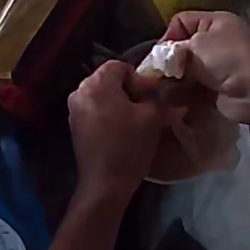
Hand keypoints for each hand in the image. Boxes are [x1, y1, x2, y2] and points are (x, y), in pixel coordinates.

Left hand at [67, 61, 168, 202]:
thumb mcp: (152, 120)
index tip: (152, 97)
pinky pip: (95, 110)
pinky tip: (121, 131)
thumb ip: (161, 102)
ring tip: (136, 121)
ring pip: (102, 96)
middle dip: (129, 90)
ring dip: (119, 103)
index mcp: (97, 84)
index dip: (139, 78)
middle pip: (108, 80)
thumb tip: (176, 101)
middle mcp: (80, 92)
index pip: (120, 66)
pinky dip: (109, 114)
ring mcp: (74, 110)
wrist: (105, 183)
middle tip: (146, 108)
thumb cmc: (129, 146)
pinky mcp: (75, 127)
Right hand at [163, 11, 249, 122]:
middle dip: (168, 64)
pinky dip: (183, 97)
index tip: (159, 55)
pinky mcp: (218, 91)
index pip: (181, 22)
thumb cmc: (229, 59)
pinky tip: (173, 103)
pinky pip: (194, 92)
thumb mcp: (198, 44)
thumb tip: (162, 61)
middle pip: (183, 50)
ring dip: (173, 84)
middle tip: (155, 77)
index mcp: (215, 22)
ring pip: (186, 74)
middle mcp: (217, 43)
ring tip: (162, 93)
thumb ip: (175, 49)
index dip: (167, 36)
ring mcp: (218, 68)